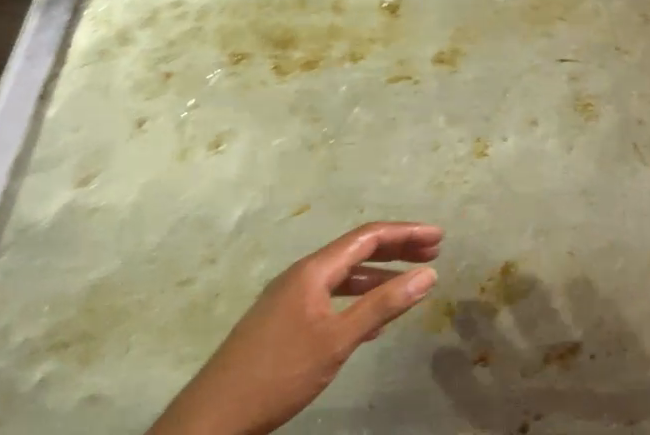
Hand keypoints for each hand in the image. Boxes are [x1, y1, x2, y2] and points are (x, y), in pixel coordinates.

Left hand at [150, 222, 443, 434]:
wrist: (210, 421)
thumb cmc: (278, 373)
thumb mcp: (338, 340)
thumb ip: (383, 305)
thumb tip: (429, 273)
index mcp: (312, 272)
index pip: (367, 237)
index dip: (406, 233)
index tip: (439, 237)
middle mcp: (299, 277)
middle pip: (356, 251)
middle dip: (397, 249)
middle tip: (433, 251)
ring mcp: (287, 300)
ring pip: (343, 275)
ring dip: (379, 275)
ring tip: (410, 283)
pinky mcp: (281, 322)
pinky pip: (330, 296)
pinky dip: (358, 297)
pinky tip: (373, 318)